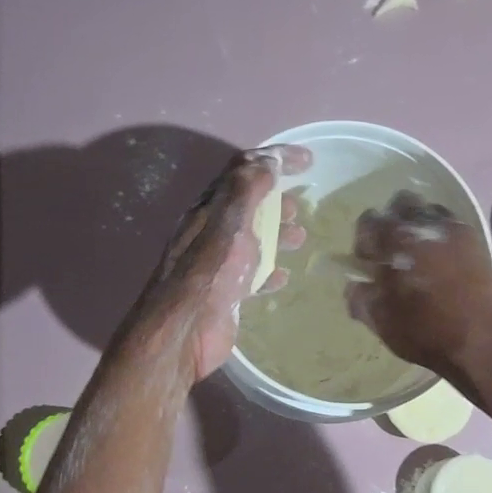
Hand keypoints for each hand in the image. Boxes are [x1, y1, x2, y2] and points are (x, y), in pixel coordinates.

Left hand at [129, 144, 311, 380]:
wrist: (183, 334)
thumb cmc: (208, 275)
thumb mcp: (228, 224)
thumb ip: (247, 189)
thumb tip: (268, 161)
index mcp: (208, 209)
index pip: (243, 170)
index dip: (275, 158)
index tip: (308, 160)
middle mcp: (211, 232)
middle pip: (248, 204)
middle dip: (276, 198)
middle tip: (302, 203)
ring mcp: (218, 264)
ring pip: (252, 239)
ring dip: (277, 233)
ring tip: (301, 237)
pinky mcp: (225, 294)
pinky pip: (252, 275)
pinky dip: (270, 271)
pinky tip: (284, 276)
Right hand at [345, 190, 491, 379]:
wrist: (483, 339)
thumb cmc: (425, 330)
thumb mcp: (380, 320)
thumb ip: (360, 298)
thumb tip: (356, 286)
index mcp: (393, 238)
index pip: (368, 220)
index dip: (364, 241)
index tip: (368, 264)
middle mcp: (423, 223)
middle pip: (401, 203)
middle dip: (393, 222)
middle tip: (393, 251)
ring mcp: (454, 229)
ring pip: (429, 211)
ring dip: (420, 226)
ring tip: (420, 256)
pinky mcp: (477, 241)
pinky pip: (453, 227)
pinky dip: (443, 237)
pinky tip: (443, 263)